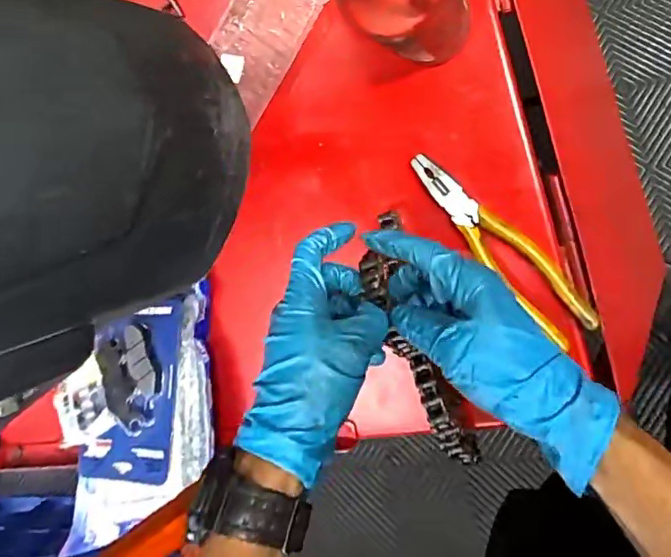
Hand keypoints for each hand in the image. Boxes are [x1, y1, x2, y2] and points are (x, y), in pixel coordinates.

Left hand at [233, 223, 387, 487]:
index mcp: (301, 299)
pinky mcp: (306, 355)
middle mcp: (296, 311)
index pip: (311, 252)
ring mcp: (299, 334)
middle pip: (332, 282)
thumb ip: (373, 316)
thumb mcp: (356, 341)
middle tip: (379, 309)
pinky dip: (353, 336)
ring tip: (379, 340)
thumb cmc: (318, 381)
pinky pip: (333, 331)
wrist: (291, 437)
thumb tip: (377, 313)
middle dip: (359, 291)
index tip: (353, 232)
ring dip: (360, 318)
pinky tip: (371, 355)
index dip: (332, 236)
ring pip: (336, 309)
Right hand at [364, 229, 619, 493]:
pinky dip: (424, 317)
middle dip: (400, 282)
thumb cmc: (508, 368)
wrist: (541, 394)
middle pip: (427, 271)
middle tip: (376, 299)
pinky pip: (443, 310)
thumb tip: (397, 313)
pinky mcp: (477, 323)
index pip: (427, 253)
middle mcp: (473, 285)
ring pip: (434, 291)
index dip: (396, 245)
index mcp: (470, 279)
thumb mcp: (453, 347)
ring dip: (410, 302)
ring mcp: (476, 303)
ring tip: (389, 321)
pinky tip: (409, 332)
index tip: (372, 238)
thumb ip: (420, 325)